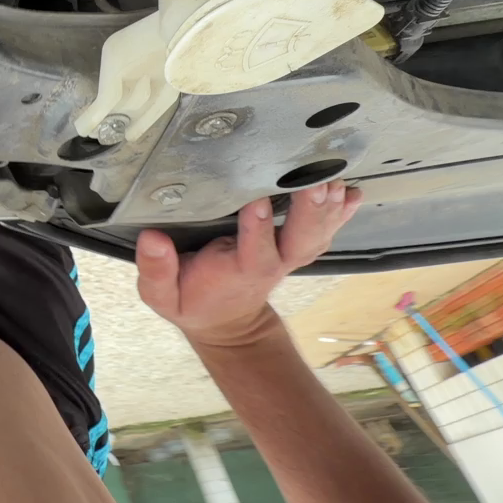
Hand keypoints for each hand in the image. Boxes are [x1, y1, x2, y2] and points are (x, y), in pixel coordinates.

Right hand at [135, 181, 360, 348]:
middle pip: (298, 240)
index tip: (255, 199)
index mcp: (238, 271)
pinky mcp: (290, 250)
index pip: (253, 252)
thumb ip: (156, 269)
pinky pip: (320, 233)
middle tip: (317, 181)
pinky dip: (337, 213)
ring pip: (314, 234)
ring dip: (327, 208)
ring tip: (334, 177)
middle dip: (309, 211)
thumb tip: (153, 238)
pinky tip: (350, 193)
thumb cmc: (189, 301)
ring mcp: (285, 257)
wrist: (226, 324)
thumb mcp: (161, 295)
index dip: (256, 228)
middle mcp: (269, 263)